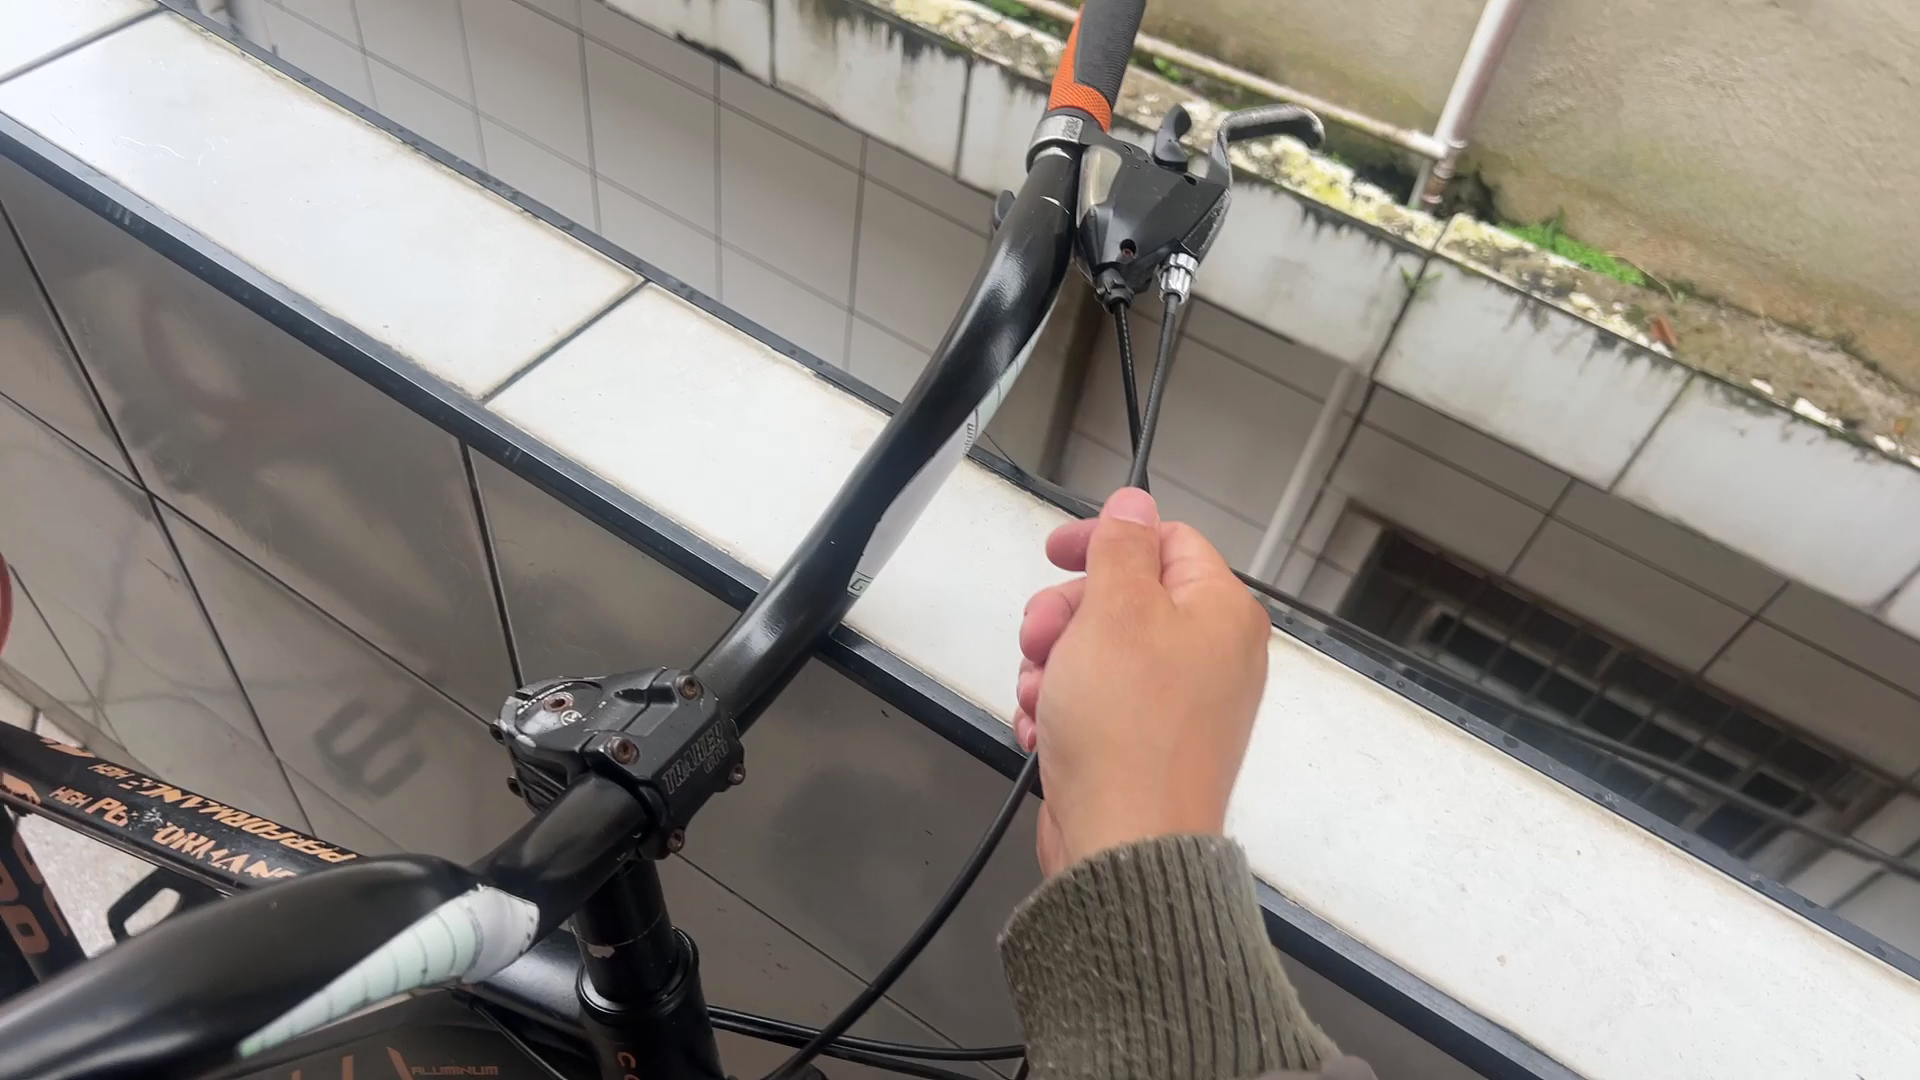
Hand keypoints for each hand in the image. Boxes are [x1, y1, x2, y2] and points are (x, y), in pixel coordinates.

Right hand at [1014, 488, 1270, 875]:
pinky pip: (1094, 697)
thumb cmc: (1124, 723)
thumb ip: (1122, 546)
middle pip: (1120, 597)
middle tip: (1037, 640)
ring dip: (1052, 664)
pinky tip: (1042, 726)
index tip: (1055, 553)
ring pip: (1096, 648)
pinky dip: (1061, 704)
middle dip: (1064, 615)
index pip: (1162, 541)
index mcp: (1218, 612)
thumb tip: (1136, 500)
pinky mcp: (1142, 739)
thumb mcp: (1115, 611)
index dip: (1103, 540)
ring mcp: (1176, 700)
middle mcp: (1207, 653)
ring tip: (1038, 697)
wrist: (1122, 845)